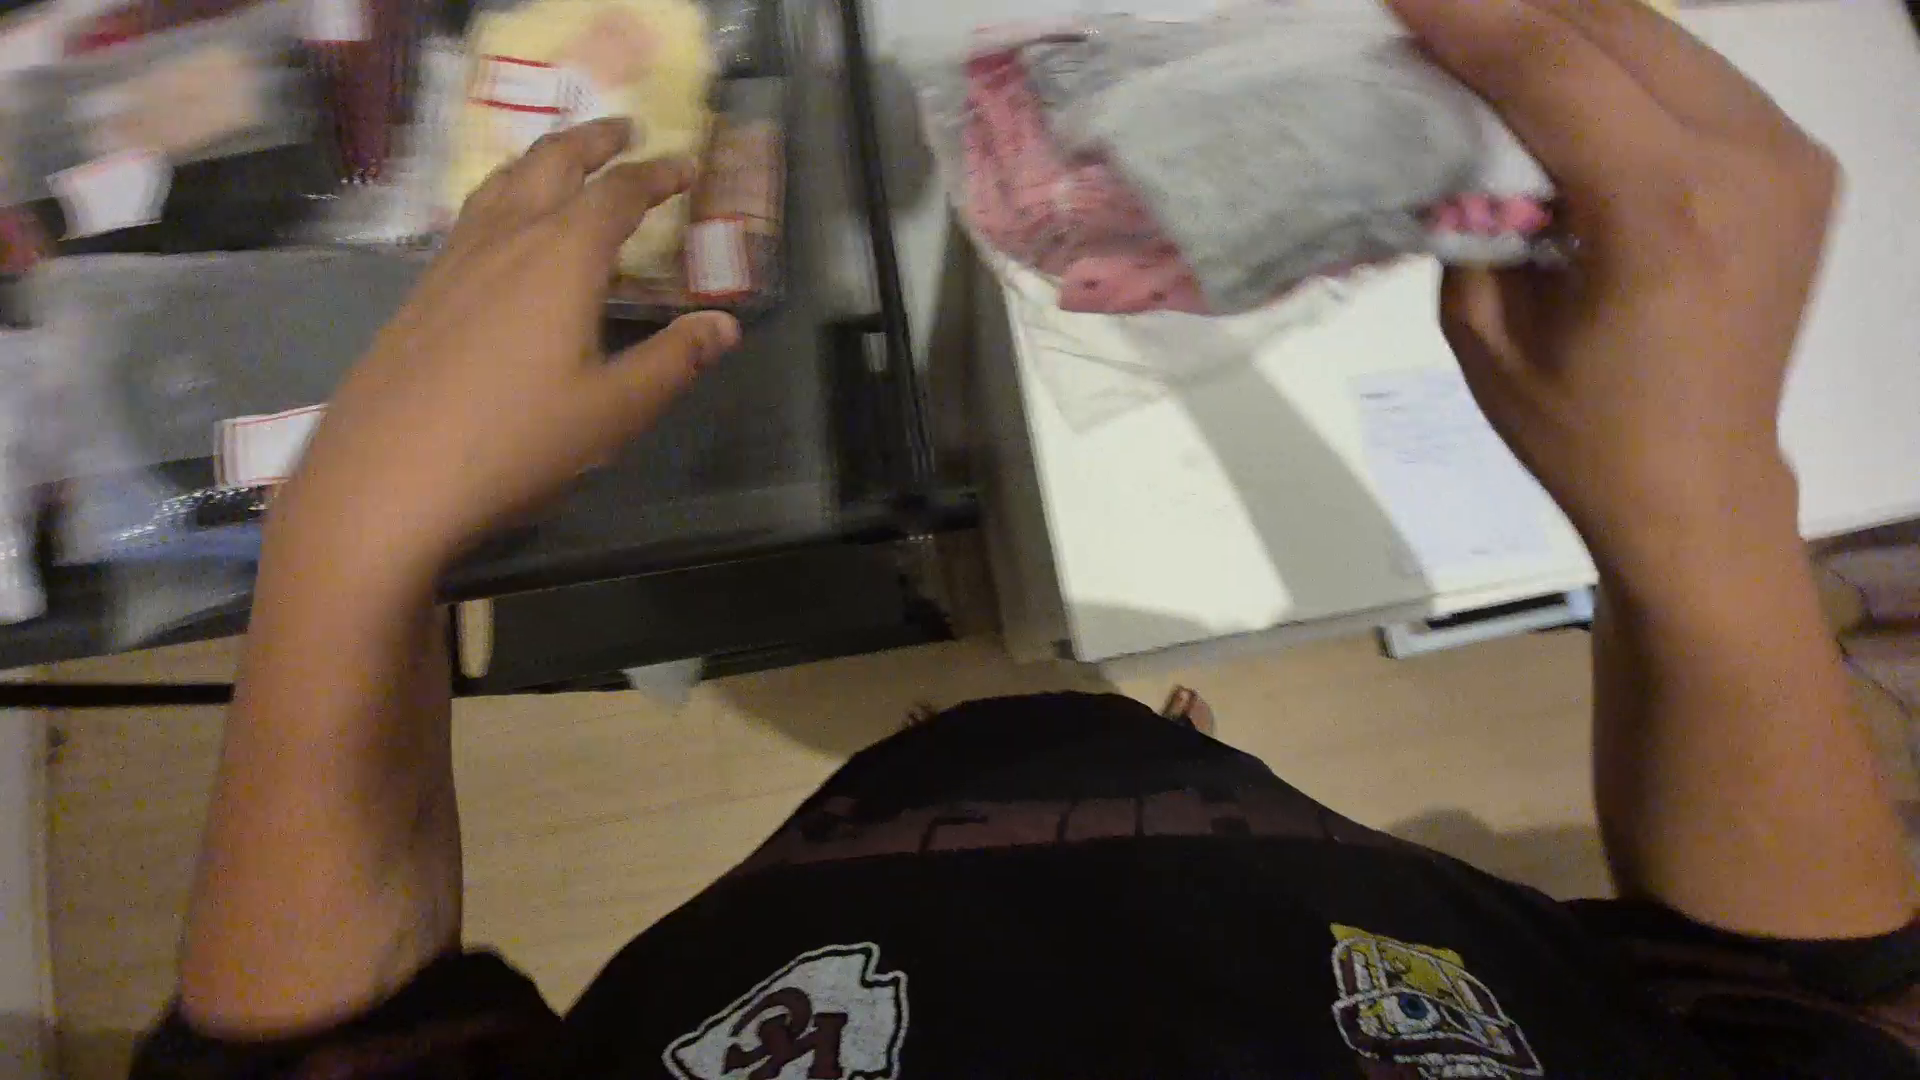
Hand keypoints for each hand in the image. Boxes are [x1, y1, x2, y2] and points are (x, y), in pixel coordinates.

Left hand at [275, 119, 740, 575]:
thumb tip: (726, 325)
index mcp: (560, 260)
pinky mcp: (424, 291)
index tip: (686, 164)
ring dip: (543, 160)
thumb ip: (675, 361)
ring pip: (501, 183)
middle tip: (625, 130)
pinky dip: (507, 196)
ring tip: (567, 161)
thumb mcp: (617, 410)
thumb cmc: (519, 441)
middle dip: (592, 140)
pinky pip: (474, 217)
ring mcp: (454, 262)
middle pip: (549, 164)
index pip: (616, 196)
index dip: (656, 175)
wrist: (389, 476)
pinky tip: (508, 230)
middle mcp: (505, 241)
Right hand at [1389, 0, 1836, 565]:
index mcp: (1663, 211)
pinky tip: (1551, 80)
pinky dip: (1608, 65)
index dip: (1471, 23)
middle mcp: (1749, 155)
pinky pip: (1688, 79)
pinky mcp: (1791, 160)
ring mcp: (1787, 150)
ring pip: (1661, 38)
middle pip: (1617, 28)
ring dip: (1558, 27)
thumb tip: (1457, 155)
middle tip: (1429, 11)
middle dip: (1510, 9)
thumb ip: (1474, 227)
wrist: (1690, 477)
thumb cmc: (1569, 426)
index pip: (1556, 72)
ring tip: (1478, 35)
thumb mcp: (1486, 331)